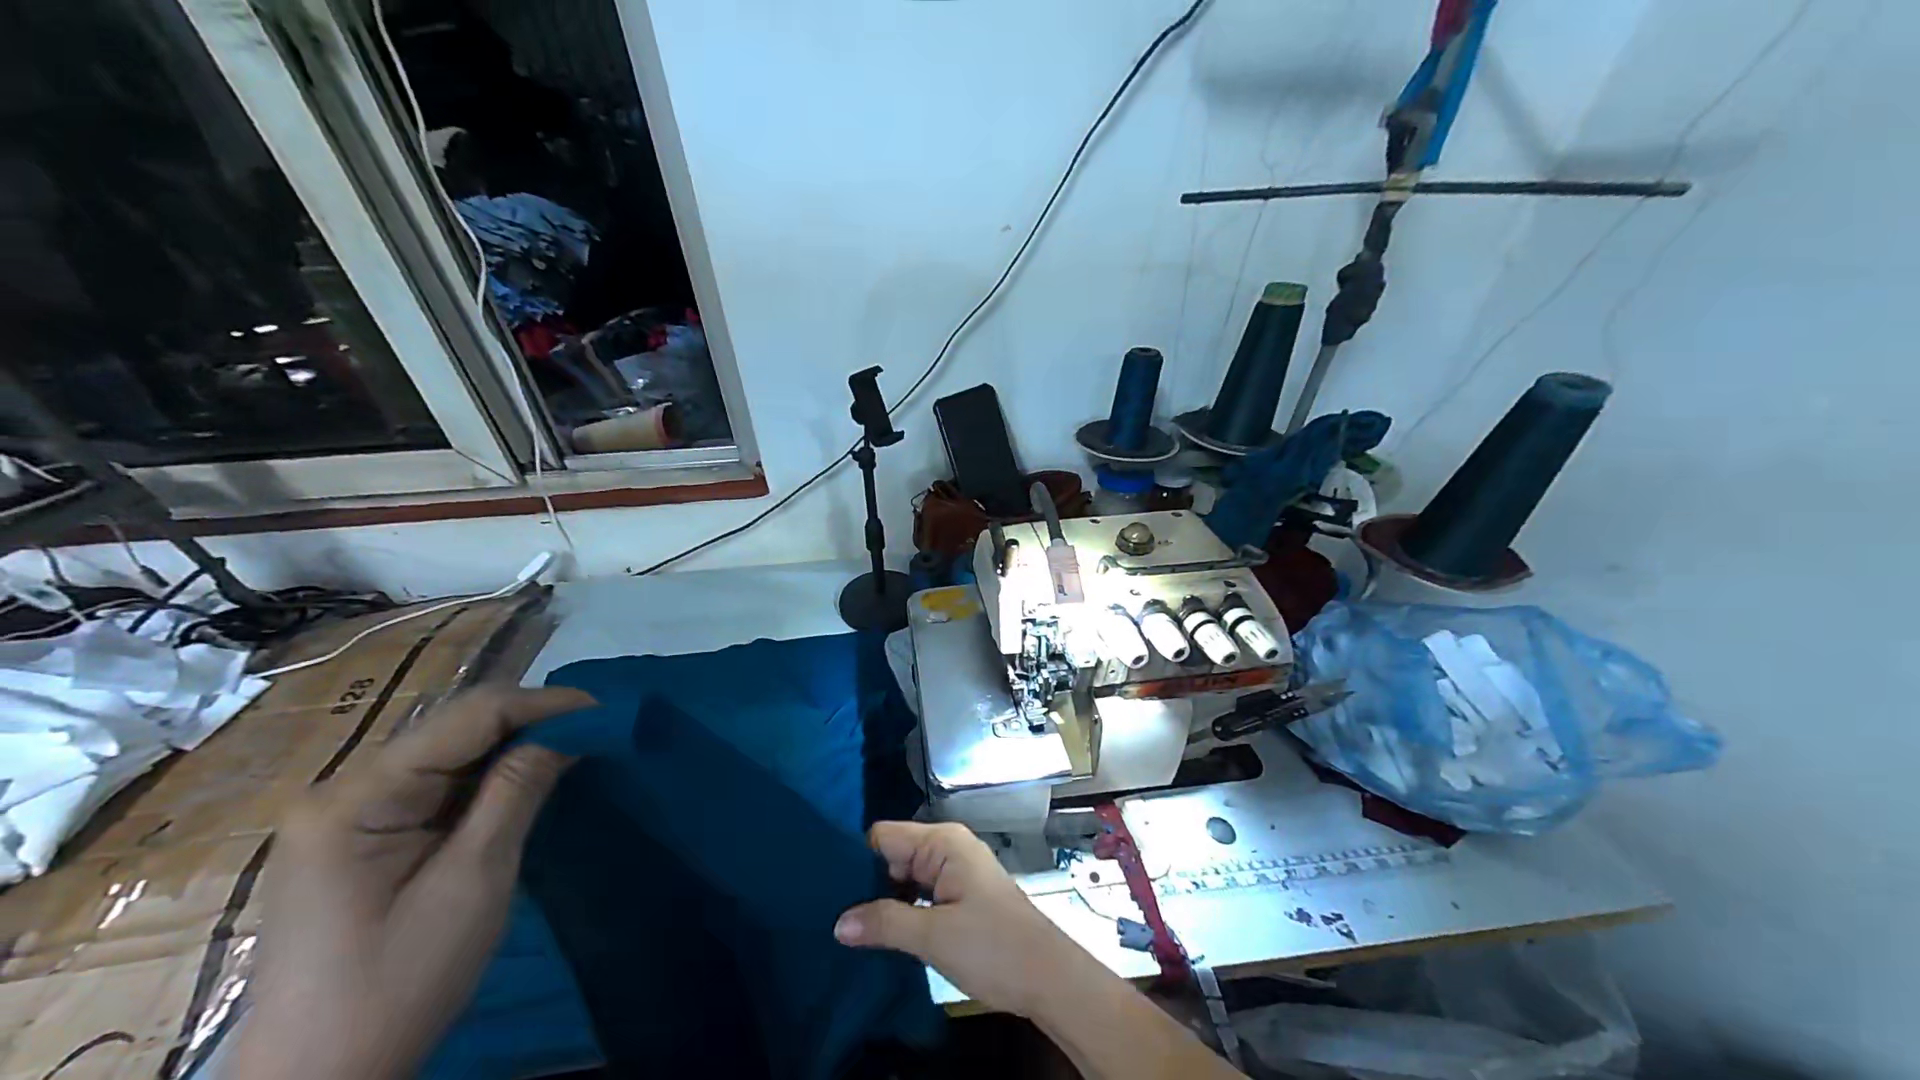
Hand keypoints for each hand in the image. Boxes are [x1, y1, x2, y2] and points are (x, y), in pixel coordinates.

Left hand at [227, 686, 595, 1079]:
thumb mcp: (473, 881)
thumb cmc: (398, 982)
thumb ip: (516, 793)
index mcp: (356, 798)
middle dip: (529, 723)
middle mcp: (343, 790)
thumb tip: (567, 732)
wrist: (321, 1078)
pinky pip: (436, 785)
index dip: (540, 705)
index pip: (466, 718)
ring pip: (448, 754)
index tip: (602, 711)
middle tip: (594, 732)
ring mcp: (347, 814)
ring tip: (572, 750)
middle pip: (453, 729)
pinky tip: (524, 782)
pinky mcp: (361, 837)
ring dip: (512, 749)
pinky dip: (487, 779)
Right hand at [833, 821, 1095, 1018]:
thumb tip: (837, 922)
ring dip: (882, 901)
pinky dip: (901, 912)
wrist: (1049, 979)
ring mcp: (955, 873)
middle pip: (892, 856)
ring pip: (904, 878)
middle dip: (866, 883)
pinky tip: (880, 935)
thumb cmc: (994, 947)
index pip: (884, 836)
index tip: (826, 889)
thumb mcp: (934, 936)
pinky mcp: (959, 897)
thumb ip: (884, 923)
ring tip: (847, 929)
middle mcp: (948, 849)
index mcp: (943, 842)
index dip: (857, 860)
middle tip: (830, 915)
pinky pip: (919, 895)